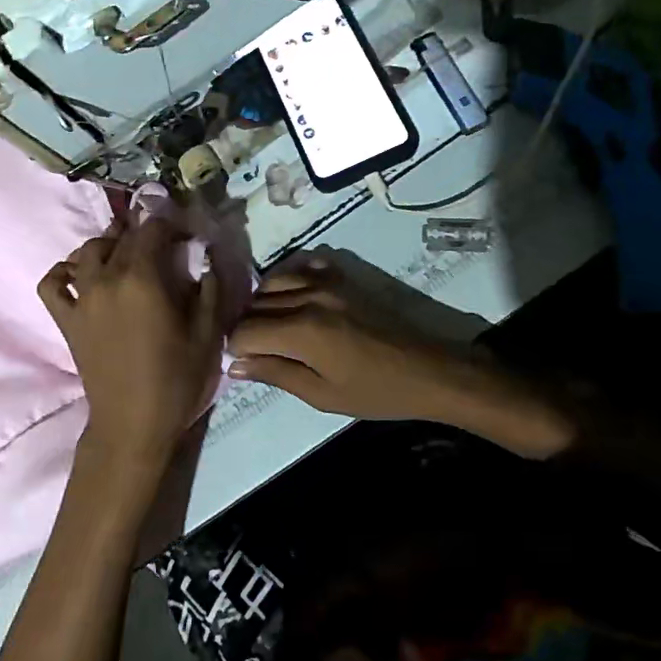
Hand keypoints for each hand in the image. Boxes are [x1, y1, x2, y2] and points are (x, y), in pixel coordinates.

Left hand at [39, 216, 221, 459]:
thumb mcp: (207, 334)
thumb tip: (207, 259)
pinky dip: (63, 272)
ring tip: (125, 257)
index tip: (186, 236)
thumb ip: (210, 289)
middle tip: (164, 247)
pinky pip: (52, 283)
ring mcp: (81, 299)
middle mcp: (107, 279)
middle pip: (121, 238)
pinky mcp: (66, 320)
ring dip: (108, 246)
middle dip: (144, 234)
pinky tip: (80, 276)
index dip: (171, 225)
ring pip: (86, 251)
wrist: (132, 425)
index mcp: (143, 279)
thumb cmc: (176, 380)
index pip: (152, 229)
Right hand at [226, 259, 575, 457]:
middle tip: (255, 349)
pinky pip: (302, 266)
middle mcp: (309, 296)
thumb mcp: (322, 395)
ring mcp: (326, 281)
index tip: (242, 362)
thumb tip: (234, 364)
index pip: (245, 330)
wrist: (426, 368)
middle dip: (247, 326)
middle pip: (255, 303)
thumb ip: (275, 373)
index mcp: (302, 331)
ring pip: (273, 281)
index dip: (236, 347)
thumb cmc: (375, 391)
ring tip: (273, 327)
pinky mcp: (342, 275)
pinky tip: (294, 300)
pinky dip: (290, 279)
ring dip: (264, 303)